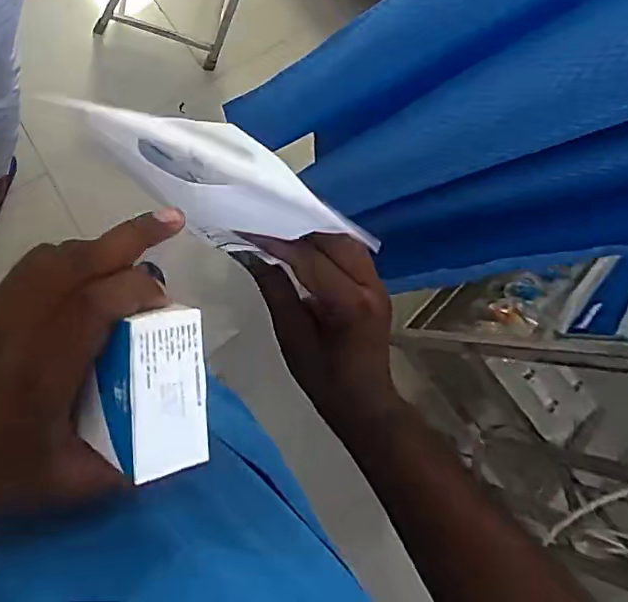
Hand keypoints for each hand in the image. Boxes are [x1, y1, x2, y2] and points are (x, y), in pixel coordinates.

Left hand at [0, 209, 183, 515]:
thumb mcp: (64, 482)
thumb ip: (120, 468)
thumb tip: (169, 448)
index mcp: (46, 363)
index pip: (98, 301)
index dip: (138, 291)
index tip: (166, 304)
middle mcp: (27, 320)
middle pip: (84, 258)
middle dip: (134, 235)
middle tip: (173, 220)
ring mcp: (8, 303)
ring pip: (65, 252)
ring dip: (106, 246)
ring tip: (138, 251)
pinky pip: (43, 258)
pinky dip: (77, 253)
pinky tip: (92, 267)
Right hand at [236, 233, 400, 438]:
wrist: (366, 404)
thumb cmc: (325, 380)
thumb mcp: (292, 338)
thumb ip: (275, 290)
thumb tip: (252, 254)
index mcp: (349, 302)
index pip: (310, 258)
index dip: (278, 241)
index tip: (249, 230)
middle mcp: (370, 284)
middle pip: (333, 239)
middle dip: (297, 228)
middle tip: (264, 223)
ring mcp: (377, 282)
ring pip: (345, 239)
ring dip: (314, 231)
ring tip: (283, 229)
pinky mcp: (376, 282)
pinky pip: (351, 249)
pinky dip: (327, 241)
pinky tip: (306, 243)